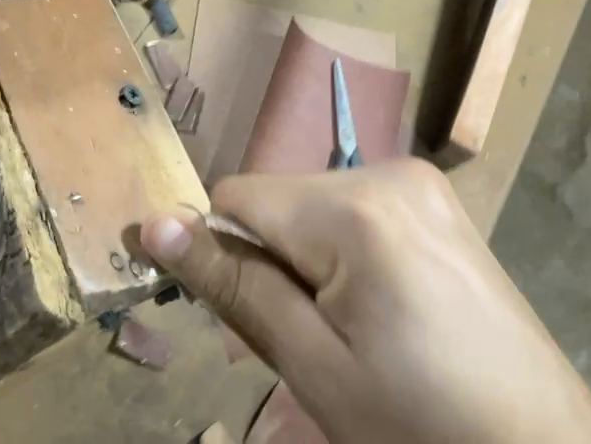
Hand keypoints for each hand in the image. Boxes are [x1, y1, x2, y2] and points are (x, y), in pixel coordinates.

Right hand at [141, 161, 590, 443]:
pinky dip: (342, 258)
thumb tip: (151, 223)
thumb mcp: (316, 368)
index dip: (224, 257)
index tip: (248, 323)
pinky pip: (353, 215)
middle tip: (311, 346)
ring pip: (310, 210)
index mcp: (357, 207)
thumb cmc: (425, 431)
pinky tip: (379, 314)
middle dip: (271, 265)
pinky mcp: (439, 207)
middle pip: (276, 202)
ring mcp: (422, 186)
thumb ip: (234, 285)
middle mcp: (390, 173)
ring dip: (304, 265)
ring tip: (350, 337)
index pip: (235, 198)